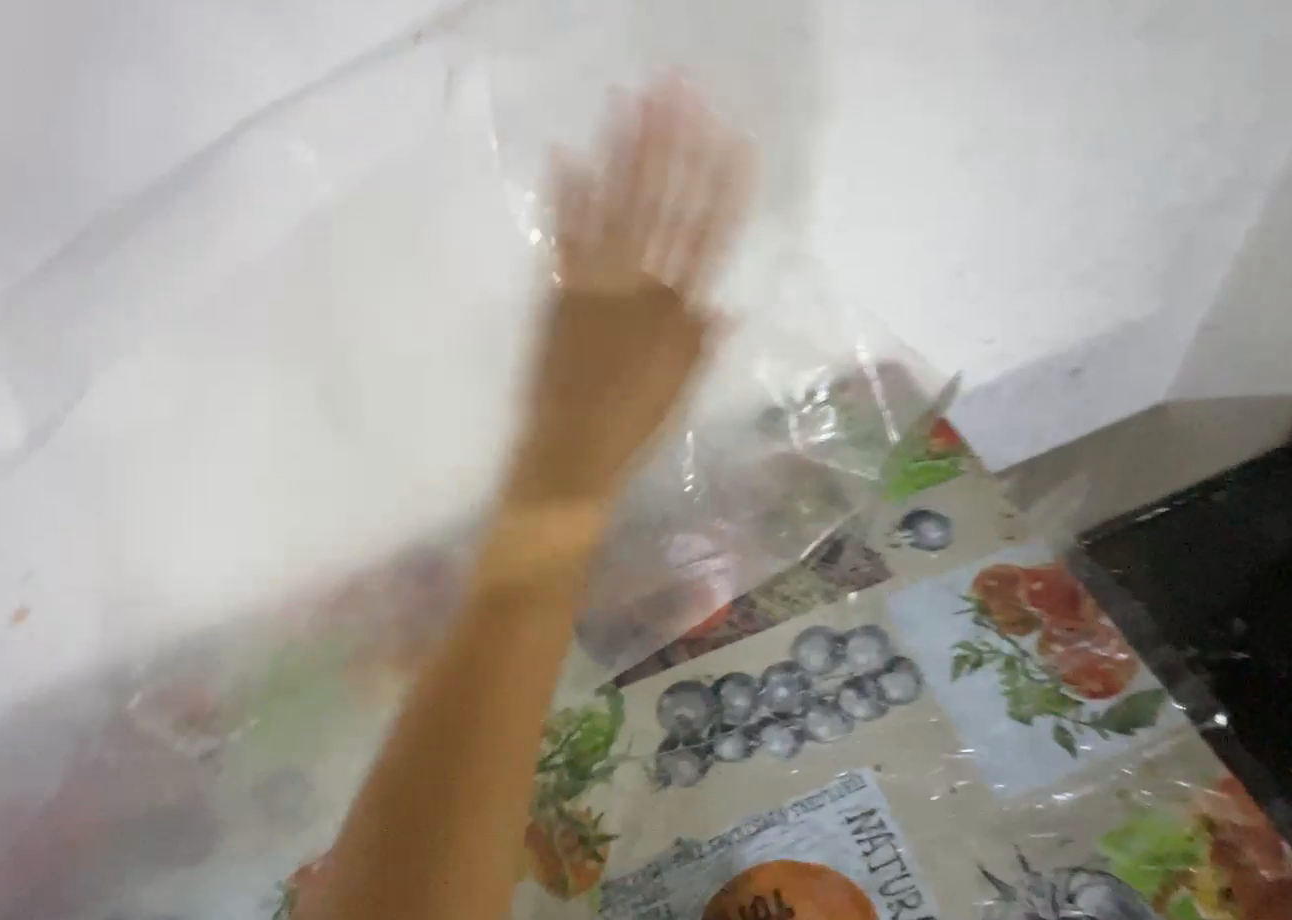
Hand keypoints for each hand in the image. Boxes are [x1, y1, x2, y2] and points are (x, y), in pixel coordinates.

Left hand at [509, 80, 753, 504]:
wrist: (572, 454)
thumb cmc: (634, 428)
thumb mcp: (681, 390)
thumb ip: (700, 343)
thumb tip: (726, 306)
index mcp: (677, 314)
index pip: (707, 238)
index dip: (721, 188)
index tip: (733, 144)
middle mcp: (640, 289)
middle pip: (662, 206)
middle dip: (672, 146)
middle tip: (678, 92)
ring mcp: (596, 287)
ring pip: (616, 209)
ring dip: (625, 153)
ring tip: (632, 103)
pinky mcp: (558, 293)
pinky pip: (565, 238)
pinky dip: (567, 197)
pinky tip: (570, 154)